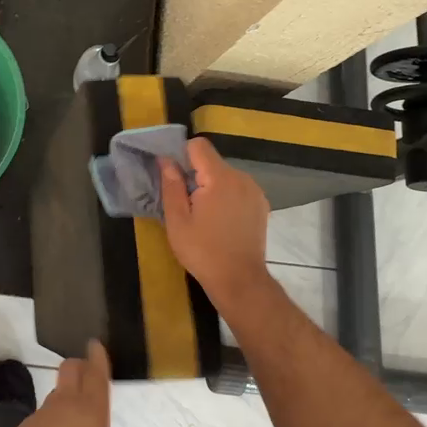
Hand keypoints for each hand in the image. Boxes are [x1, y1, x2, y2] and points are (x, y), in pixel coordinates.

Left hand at [0, 343, 177, 426]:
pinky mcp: (31, 425)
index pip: (95, 373)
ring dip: (69, 385)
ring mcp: (45, 412)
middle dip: (82, 364)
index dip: (98, 356)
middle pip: (72, 370)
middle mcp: (67, 402)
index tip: (97, 341)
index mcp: (90, 409)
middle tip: (90, 365)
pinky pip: (49, 406)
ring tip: (81, 397)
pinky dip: (59, 407)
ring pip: (59, 387)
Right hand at [159, 139, 274, 309]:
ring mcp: (254, 191)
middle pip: (212, 161)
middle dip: (196, 175)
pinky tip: (221, 220)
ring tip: (204, 215)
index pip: (199, 145)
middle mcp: (241, 178)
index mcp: (220, 178)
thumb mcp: (177, 220)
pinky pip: (237, 188)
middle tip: (186, 204)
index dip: (182, 156)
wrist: (239, 280)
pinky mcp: (261, 204)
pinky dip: (226, 196)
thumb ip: (171, 185)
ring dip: (211, 186)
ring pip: (225, 175)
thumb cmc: (203, 251)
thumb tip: (166, 160)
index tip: (174, 177)